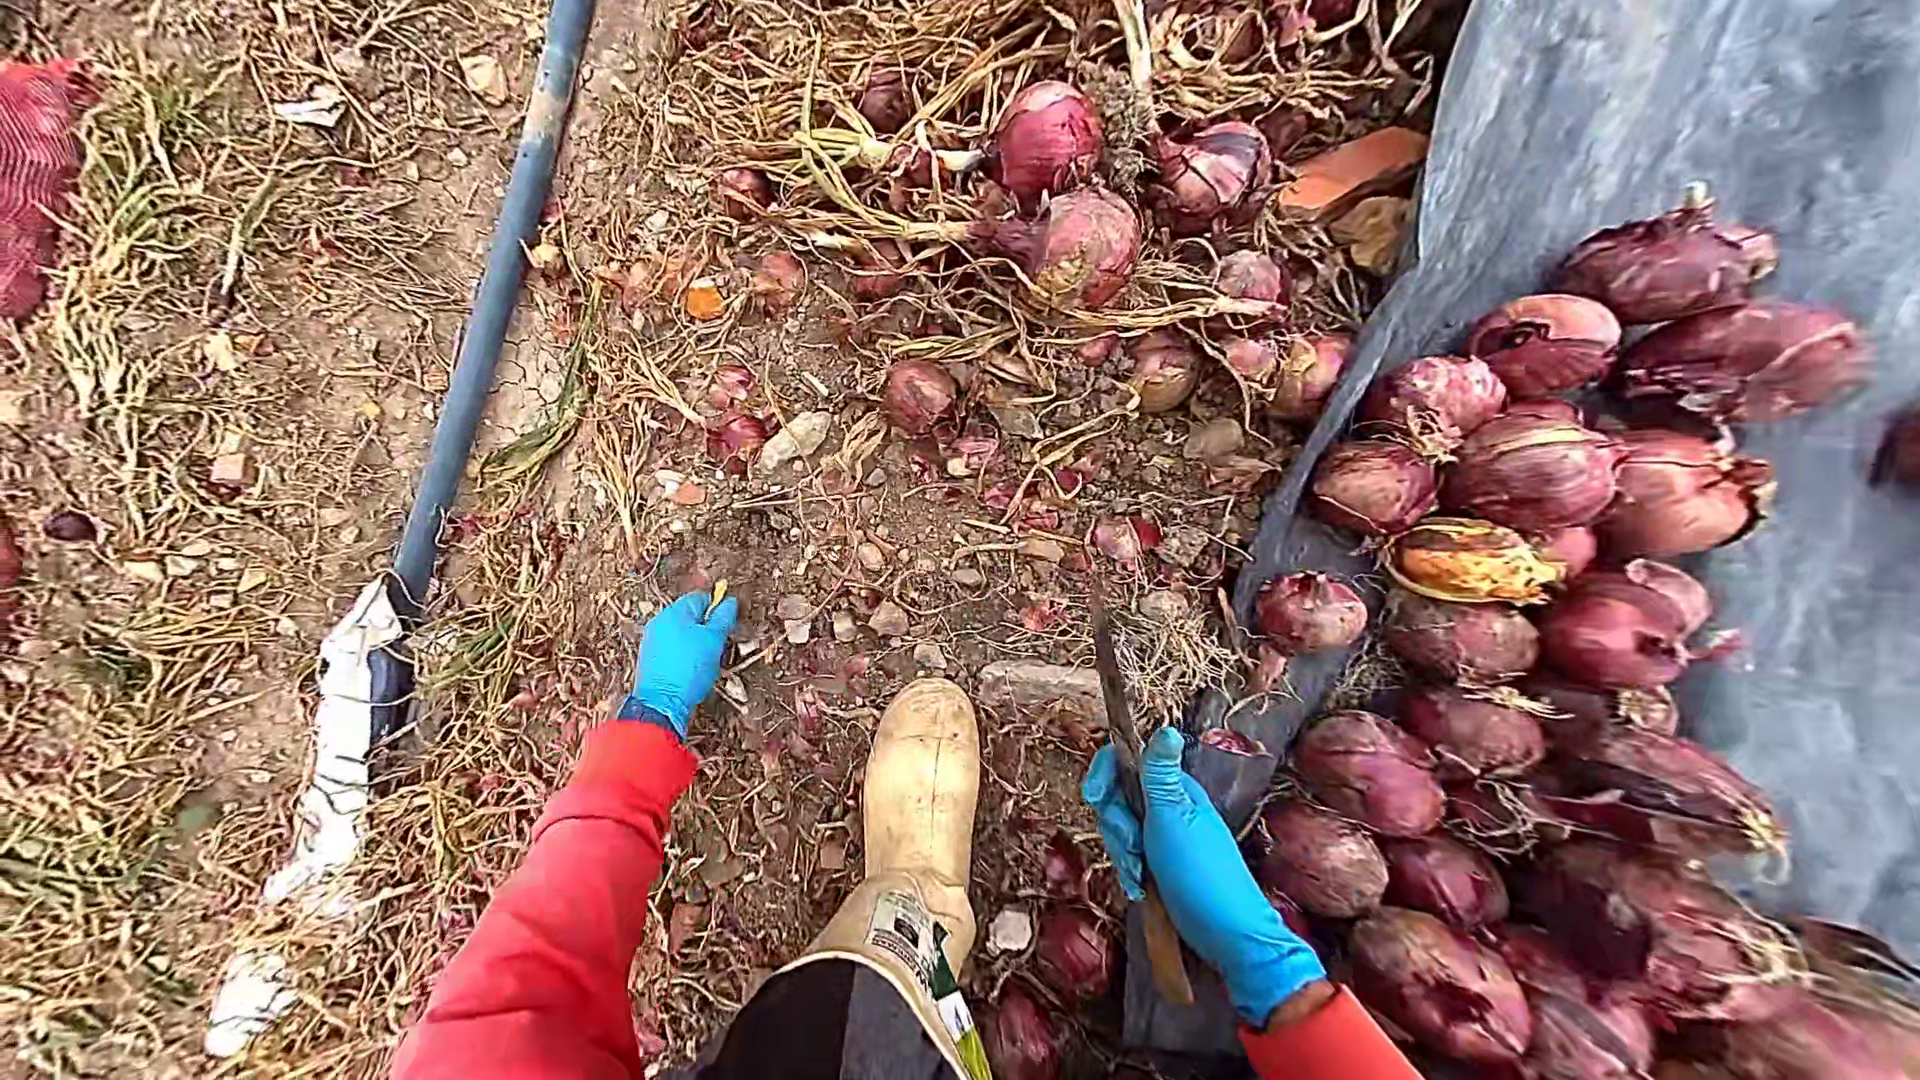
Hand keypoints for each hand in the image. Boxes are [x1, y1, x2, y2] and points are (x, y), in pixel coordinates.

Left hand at [625, 591, 739, 737]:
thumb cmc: (689, 669)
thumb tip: (730, 601)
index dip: (719, 610)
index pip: (702, 598)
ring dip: (699, 641)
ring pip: (685, 633)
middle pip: (692, 616)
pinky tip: (694, 668)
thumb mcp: (714, 639)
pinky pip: (675, 647)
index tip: (729, 625)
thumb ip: (723, 617)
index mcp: (674, 612)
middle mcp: (660, 622)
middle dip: (709, 627)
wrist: (662, 703)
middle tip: (720, 643)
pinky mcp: (652, 658)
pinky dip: (687, 654)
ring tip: (708, 659)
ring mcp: (653, 640)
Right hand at [1082, 728, 1325, 1026]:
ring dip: (1121, 850)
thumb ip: (1160, 774)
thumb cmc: (1201, 872)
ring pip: (1118, 826)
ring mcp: (1159, 834)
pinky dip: (1127, 869)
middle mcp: (1164, 804)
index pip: (1125, 760)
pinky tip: (1139, 886)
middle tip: (1132, 846)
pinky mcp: (1155, 861)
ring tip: (1138, 873)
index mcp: (1171, 787)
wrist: (1227, 937)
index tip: (1093, 796)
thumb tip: (1167, 728)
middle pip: (1115, 796)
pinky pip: (1126, 853)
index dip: (1103, 773)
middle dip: (1115, 823)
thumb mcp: (1172, 818)